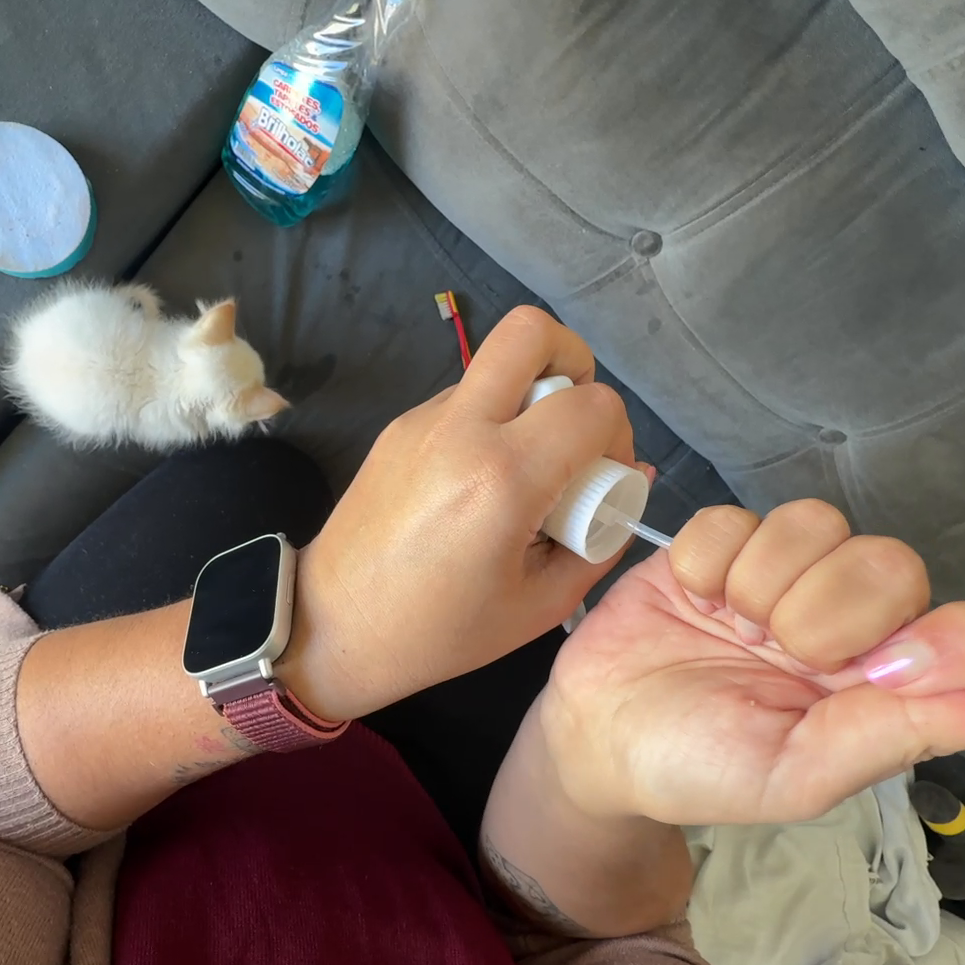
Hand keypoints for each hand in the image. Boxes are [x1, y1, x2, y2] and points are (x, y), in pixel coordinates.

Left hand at [282, 307, 634, 721]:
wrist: (333, 625)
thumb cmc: (439, 632)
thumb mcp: (539, 605)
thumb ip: (600, 540)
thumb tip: (631, 479)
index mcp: (501, 478)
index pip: (592, 404)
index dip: (617, 434)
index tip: (602, 476)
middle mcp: (459, 429)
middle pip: (530, 332)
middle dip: (573, 360)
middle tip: (573, 422)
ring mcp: (419, 421)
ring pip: (494, 367)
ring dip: (526, 398)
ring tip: (520, 468)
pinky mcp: (395, 427)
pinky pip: (461, 398)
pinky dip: (488, 420)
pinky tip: (477, 481)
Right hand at [541, 499, 964, 825]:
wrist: (596, 734)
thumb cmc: (696, 766)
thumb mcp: (800, 772)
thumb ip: (911, 734)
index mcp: (888, 685)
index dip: (959, 641)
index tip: (878, 675)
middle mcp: (849, 620)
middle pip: (893, 561)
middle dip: (826, 612)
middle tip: (776, 654)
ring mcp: (779, 575)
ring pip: (815, 521)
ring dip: (761, 580)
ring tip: (726, 623)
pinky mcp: (716, 547)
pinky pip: (734, 516)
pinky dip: (706, 559)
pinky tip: (691, 597)